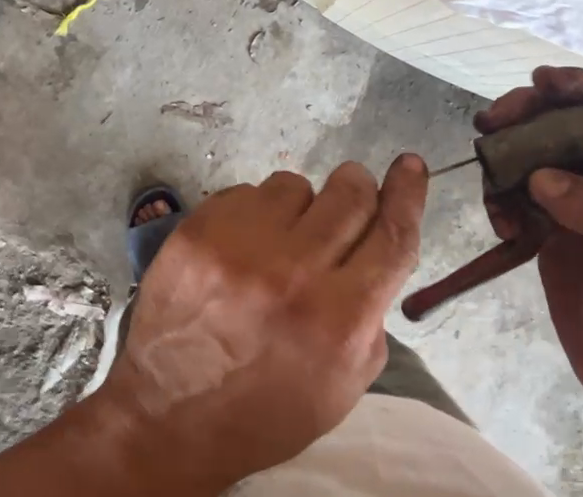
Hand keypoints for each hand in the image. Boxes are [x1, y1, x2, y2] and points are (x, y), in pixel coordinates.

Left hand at [92, 157, 428, 491]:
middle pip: (349, 192)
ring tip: (280, 242)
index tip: (411, 165)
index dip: (408, 193)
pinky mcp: (198, 231)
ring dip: (299, 207)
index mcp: (341, 318)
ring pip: (294, 185)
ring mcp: (240, 246)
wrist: (171, 417)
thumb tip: (377, 250)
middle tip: (347, 204)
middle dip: (357, 190)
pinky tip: (241, 249)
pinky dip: (252, 214)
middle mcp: (295, 273)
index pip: (392, 235)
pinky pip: (244, 192)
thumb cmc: (268, 410)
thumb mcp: (344, 383)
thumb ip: (371, 313)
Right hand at [478, 67, 582, 452]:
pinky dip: (502, 203)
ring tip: (490, 186)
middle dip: (529, 116)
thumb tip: (544, 177)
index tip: (541, 80)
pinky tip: (502, 229)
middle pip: (571, 129)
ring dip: (507, 161)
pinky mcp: (555, 239)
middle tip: (490, 124)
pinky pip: (520, 201)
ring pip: (539, 160)